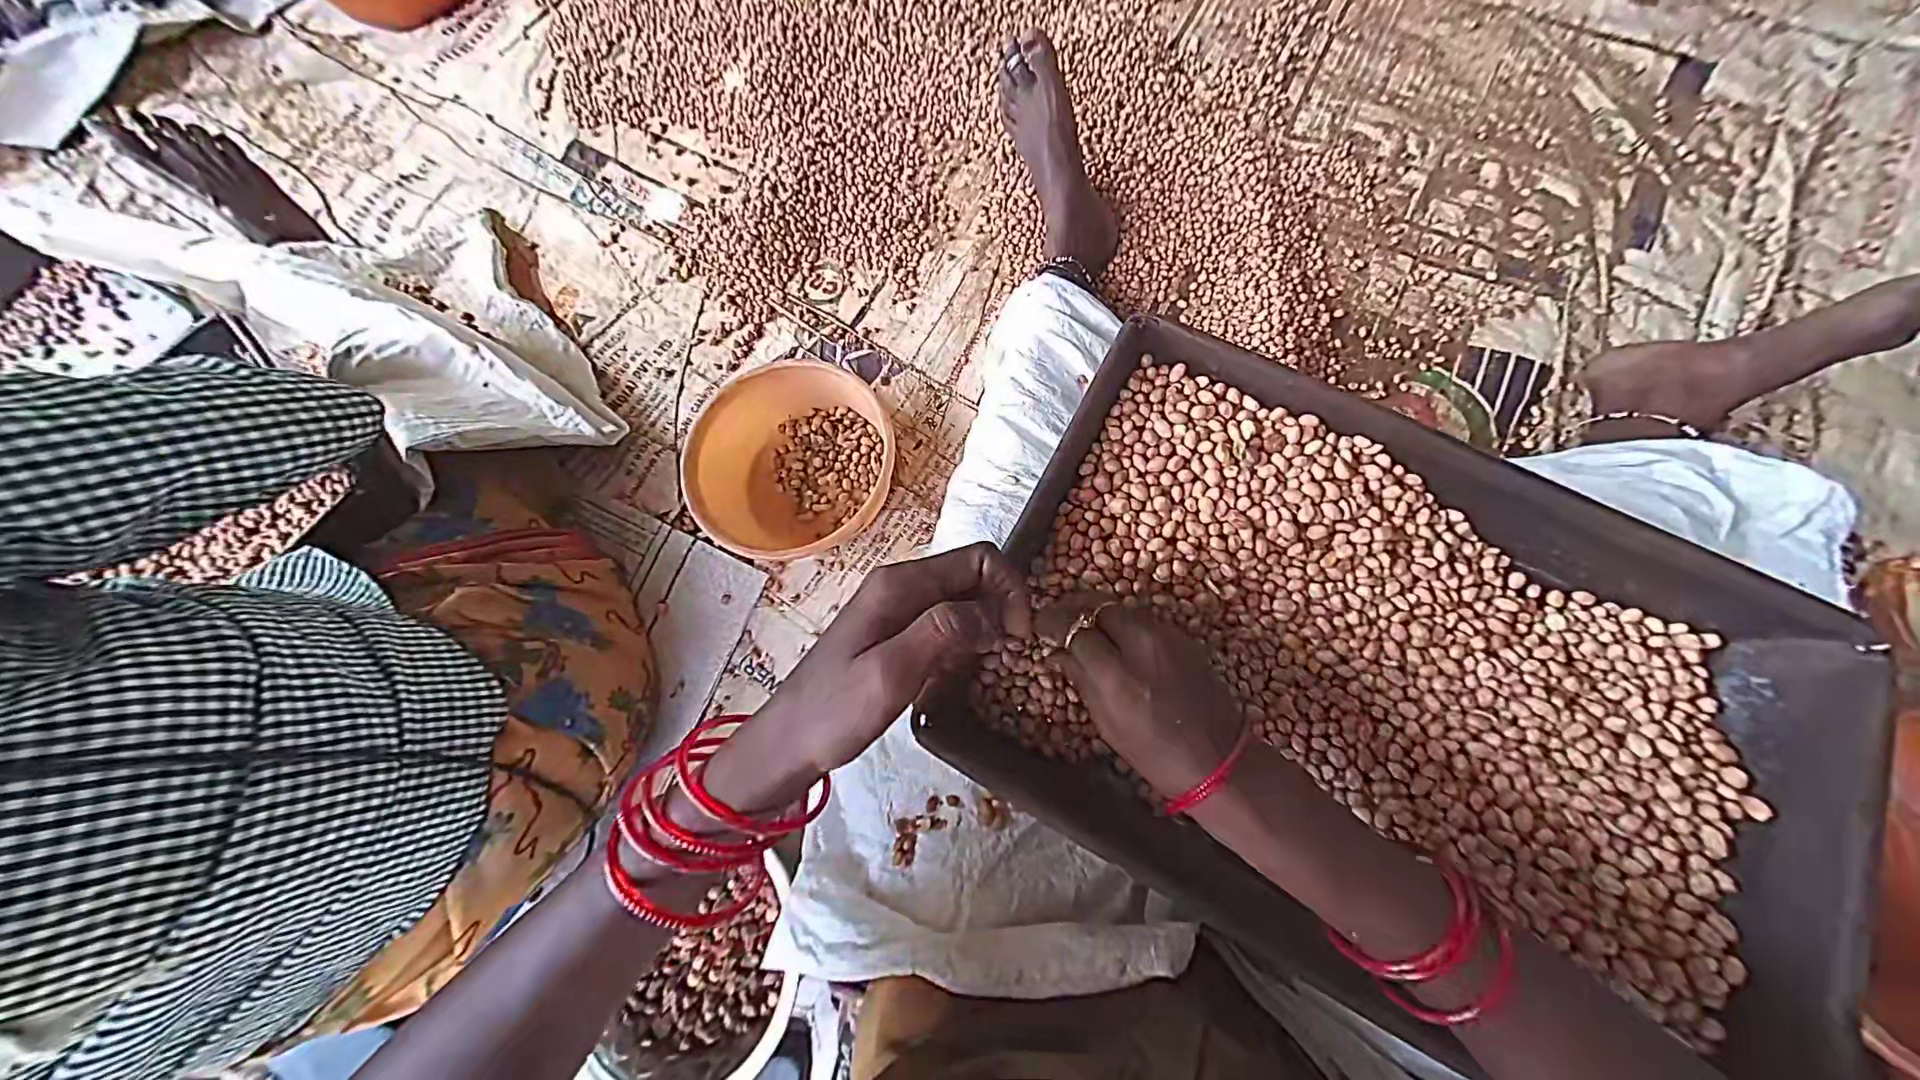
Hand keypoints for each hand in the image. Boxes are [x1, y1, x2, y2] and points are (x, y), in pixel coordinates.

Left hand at [748, 541, 1031, 780]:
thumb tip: (994, 612)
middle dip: (1002, 608)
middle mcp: (900, 587)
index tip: (1017, 637)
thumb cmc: (833, 712)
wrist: (786, 744)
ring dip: (987, 627)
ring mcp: (897, 611)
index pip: (978, 559)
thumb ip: (942, 633)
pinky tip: (962, 673)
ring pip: (963, 601)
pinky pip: (947, 625)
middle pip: (973, 576)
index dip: (1009, 590)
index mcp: (899, 585)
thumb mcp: (890, 673)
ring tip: (989, 667)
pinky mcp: (896, 635)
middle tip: (1006, 655)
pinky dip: (967, 643)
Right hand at [1038, 593, 1243, 797]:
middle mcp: (1144, 648)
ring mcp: (1168, 639)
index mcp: (1120, 677)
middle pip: (1098, 606)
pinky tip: (1113, 637)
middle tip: (1058, 619)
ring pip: (1120, 607)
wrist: (1219, 760)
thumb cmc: (1155, 754)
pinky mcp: (1183, 638)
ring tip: (1082, 626)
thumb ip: (1081, 679)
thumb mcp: (1107, 724)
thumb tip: (1058, 651)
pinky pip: (1142, 618)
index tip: (1040, 627)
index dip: (1053, 625)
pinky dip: (1121, 622)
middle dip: (1073, 609)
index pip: (1076, 630)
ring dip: (1097, 612)